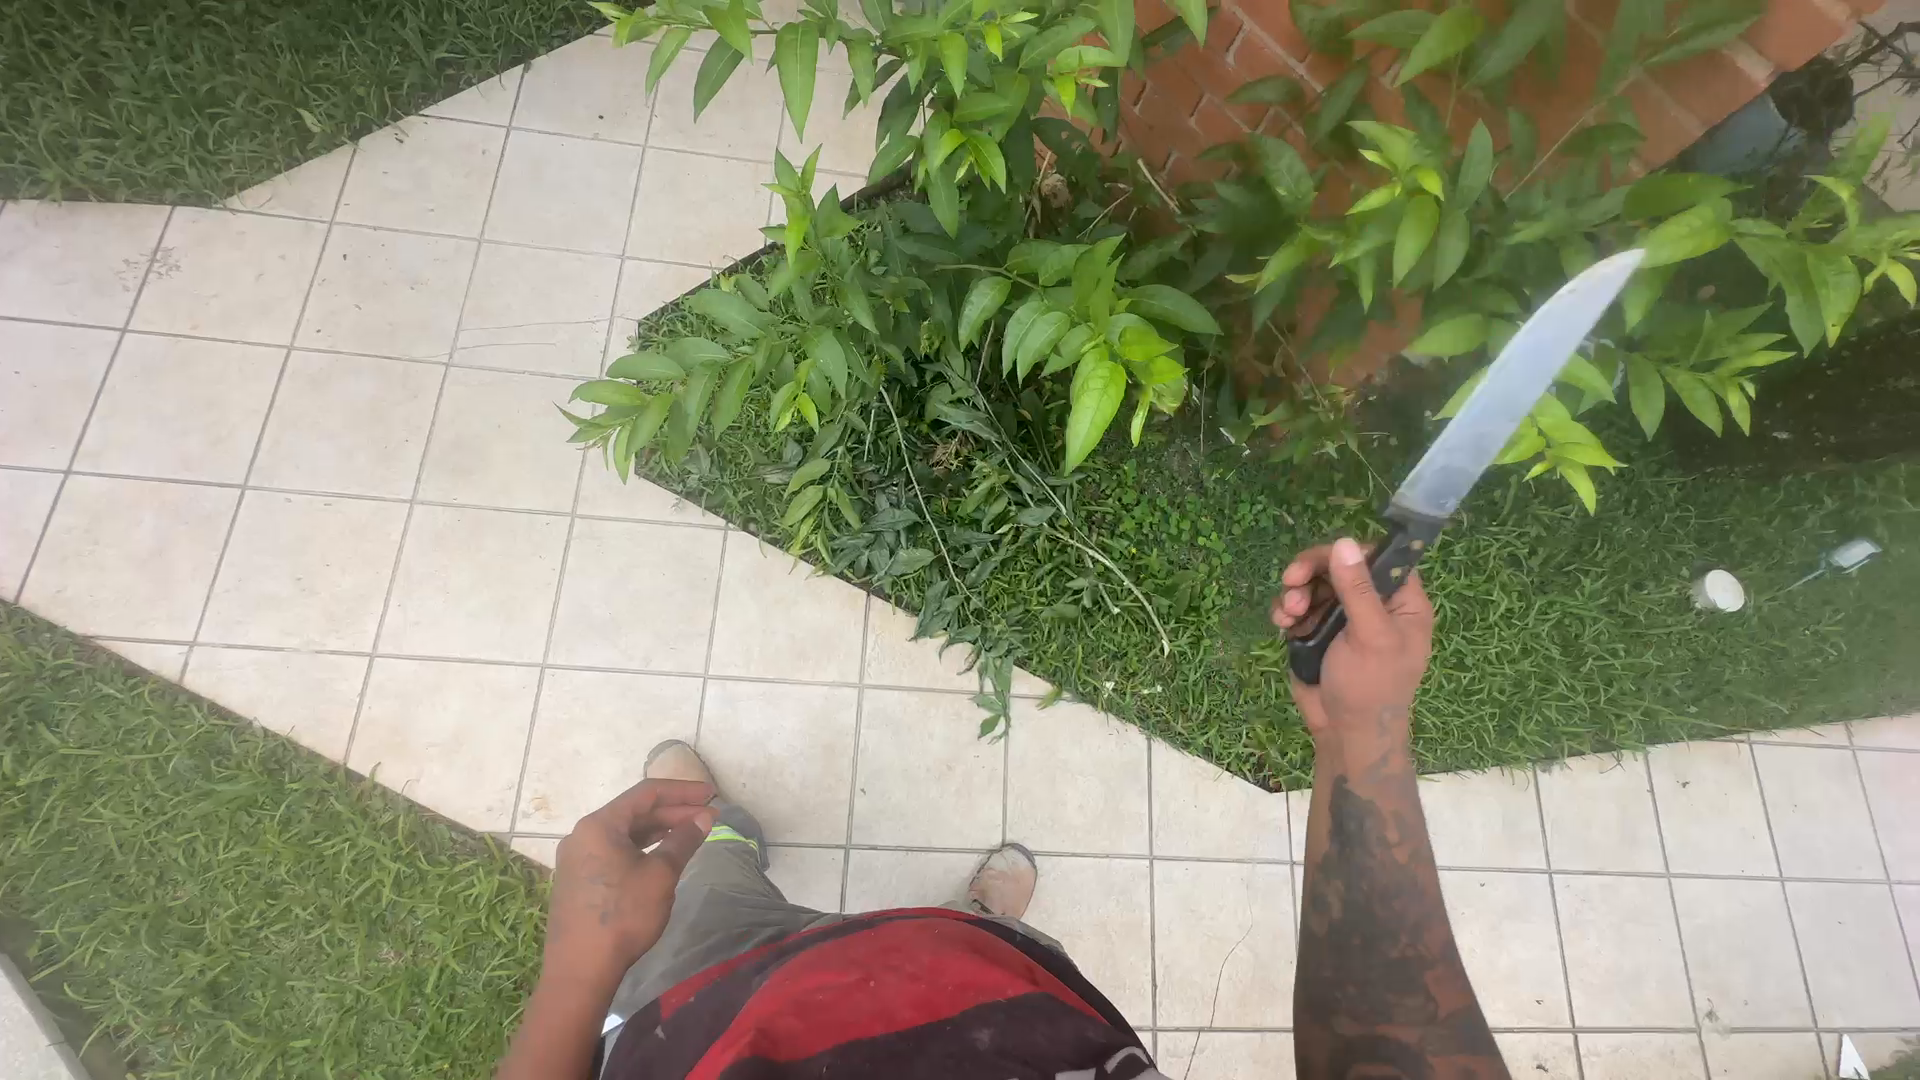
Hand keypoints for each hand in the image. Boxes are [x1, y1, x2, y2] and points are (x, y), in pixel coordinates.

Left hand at [543, 778, 715, 990]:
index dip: (683, 790)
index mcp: (599, 825)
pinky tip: (663, 855)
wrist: (580, 972)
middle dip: (674, 811)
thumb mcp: (661, 874)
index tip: (711, 794)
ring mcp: (578, 858)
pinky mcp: (579, 879)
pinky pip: (616, 850)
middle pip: (635, 811)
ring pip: (626, 832)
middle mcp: (583, 835)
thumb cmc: (623, 915)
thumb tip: (704, 818)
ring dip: (660, 829)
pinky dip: (643, 847)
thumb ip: (683, 839)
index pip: (647, 793)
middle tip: (707, 817)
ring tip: (691, 833)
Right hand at [1270, 536, 1433, 747]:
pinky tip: (1282, 625)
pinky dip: (1286, 610)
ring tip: (1288, 615)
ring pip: (1313, 584)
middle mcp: (1373, 604)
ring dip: (1294, 593)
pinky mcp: (1316, 630)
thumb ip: (1357, 588)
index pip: (1379, 558)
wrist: (1344, 731)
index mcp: (1401, 603)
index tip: (1322, 562)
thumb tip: (1344, 542)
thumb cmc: (1370, 686)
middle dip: (1311, 572)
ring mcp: (1342, 617)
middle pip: (1338, 566)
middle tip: (1291, 581)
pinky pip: (1298, 606)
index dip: (1349, 553)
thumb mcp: (1370, 635)